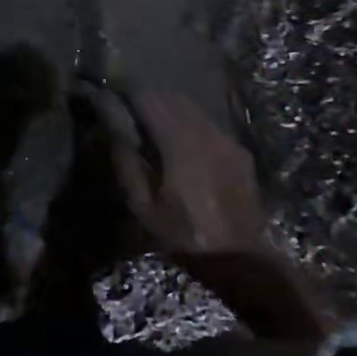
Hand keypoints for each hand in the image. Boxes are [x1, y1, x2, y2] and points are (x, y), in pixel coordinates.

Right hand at [106, 90, 269, 257]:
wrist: (239, 257)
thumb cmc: (184, 235)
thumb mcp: (144, 207)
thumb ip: (127, 163)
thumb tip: (116, 130)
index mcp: (181, 144)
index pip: (152, 102)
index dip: (132, 98)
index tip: (117, 102)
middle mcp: (207, 133)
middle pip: (174, 100)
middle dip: (152, 101)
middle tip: (134, 114)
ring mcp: (228, 140)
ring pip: (195, 111)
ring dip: (173, 111)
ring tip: (157, 128)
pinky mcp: (240, 151)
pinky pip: (211, 128)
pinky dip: (193, 128)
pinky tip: (186, 148)